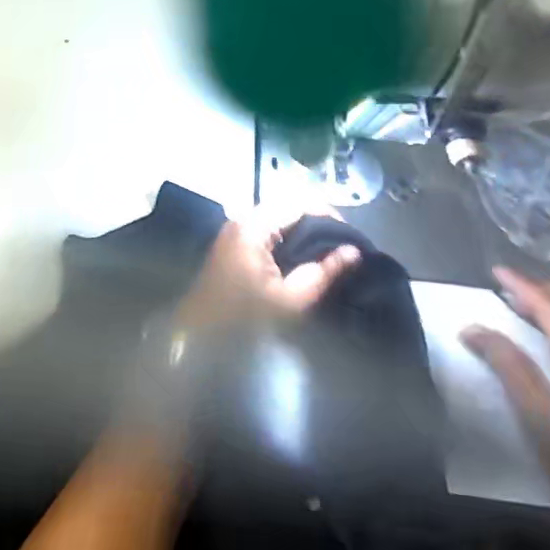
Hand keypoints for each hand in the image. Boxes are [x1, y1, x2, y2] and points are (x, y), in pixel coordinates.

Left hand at [173, 206, 361, 332]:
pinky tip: (301, 258)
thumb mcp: (291, 300)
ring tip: (327, 252)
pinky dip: (286, 239)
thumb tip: (354, 251)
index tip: (350, 239)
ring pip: (278, 218)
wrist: (195, 345)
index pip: (301, 203)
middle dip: (318, 223)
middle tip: (341, 246)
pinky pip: (266, 231)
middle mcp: (241, 219)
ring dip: (302, 231)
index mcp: (253, 225)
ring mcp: (233, 231)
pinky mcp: (231, 245)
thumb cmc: (244, 323)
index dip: (330, 216)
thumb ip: (325, 271)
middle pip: (289, 207)